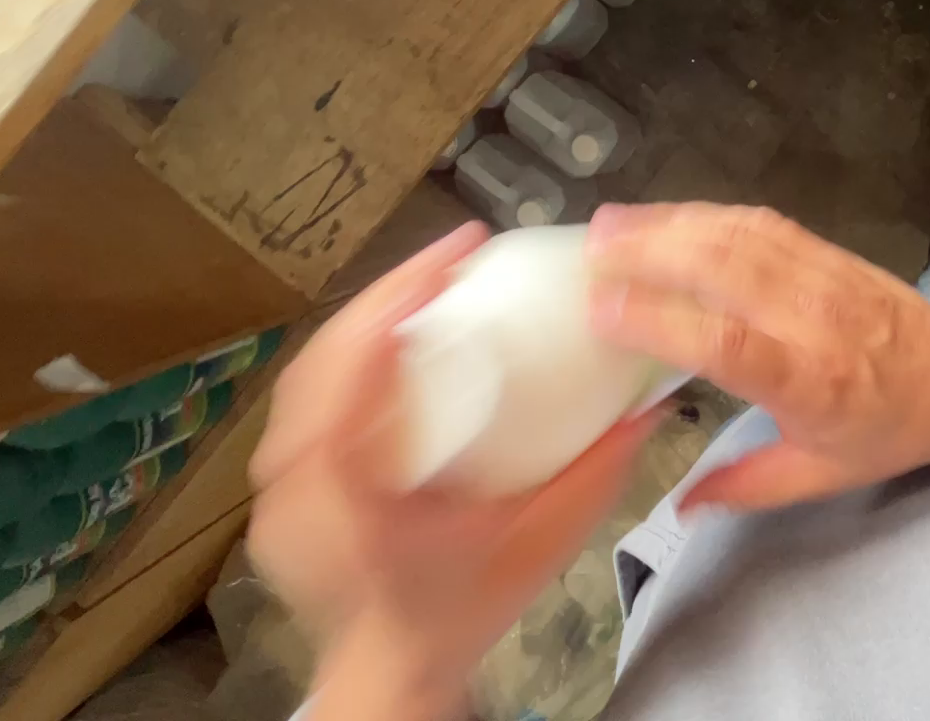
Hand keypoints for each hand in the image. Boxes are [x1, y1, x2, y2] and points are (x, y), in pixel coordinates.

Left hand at [248, 222, 656, 720]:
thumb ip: (598, 474)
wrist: (391, 677)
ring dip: (368, 314)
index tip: (456, 255)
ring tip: (430, 281)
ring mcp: (279, 488)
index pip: (352, 379)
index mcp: (352, 501)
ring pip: (310, 372)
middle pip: (324, 359)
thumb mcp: (544, 545)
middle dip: (388, 291)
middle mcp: (299, 487)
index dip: (397, 302)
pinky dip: (352, 349)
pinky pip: (311, 396)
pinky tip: (398, 334)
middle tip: (454, 253)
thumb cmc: (462, 613)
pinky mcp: (285, 485)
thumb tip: (649, 405)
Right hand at [585, 203, 929, 511]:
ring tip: (614, 221)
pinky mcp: (825, 250)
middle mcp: (810, 316)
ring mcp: (820, 274)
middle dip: (652, 250)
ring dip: (672, 222)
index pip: (726, 342)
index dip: (662, 319)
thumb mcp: (823, 475)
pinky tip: (673, 216)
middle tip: (590, 246)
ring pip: (737, 236)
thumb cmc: (889, 430)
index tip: (600, 307)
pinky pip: (760, 223)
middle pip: (724, 269)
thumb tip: (678, 507)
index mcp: (807, 379)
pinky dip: (710, 215)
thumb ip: (747, 487)